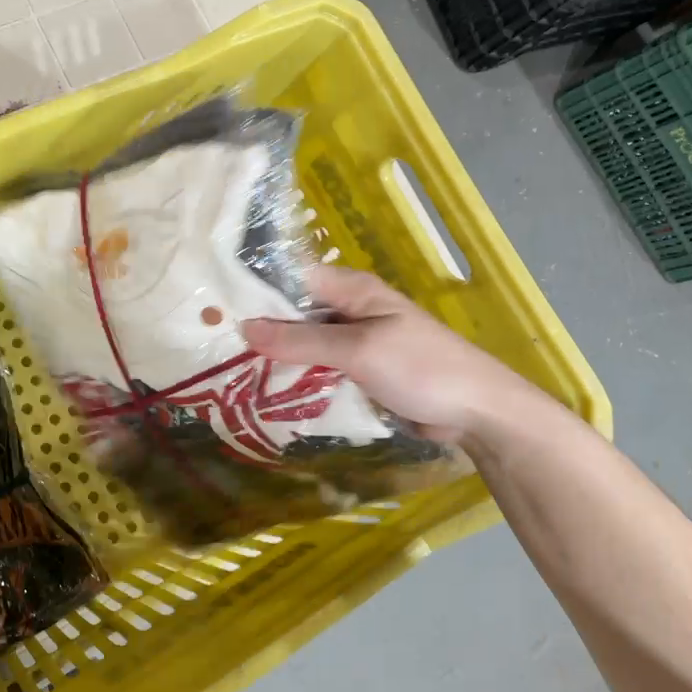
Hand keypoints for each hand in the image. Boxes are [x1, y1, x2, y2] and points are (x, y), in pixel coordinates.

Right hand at [240, 266, 545, 442]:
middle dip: (260, 327)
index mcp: (352, 290)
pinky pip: (318, 370)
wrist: (479, 414)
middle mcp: (350, 310)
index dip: (255, 289)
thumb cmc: (422, 368)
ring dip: (276, 357)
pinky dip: (297, 378)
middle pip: (293, 313)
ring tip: (228, 371)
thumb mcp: (358, 350)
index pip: (291, 277)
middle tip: (213, 345)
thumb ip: (301, 340)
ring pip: (303, 344)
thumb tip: (244, 328)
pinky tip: (266, 392)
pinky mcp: (359, 373)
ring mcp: (355, 343)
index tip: (214, 305)